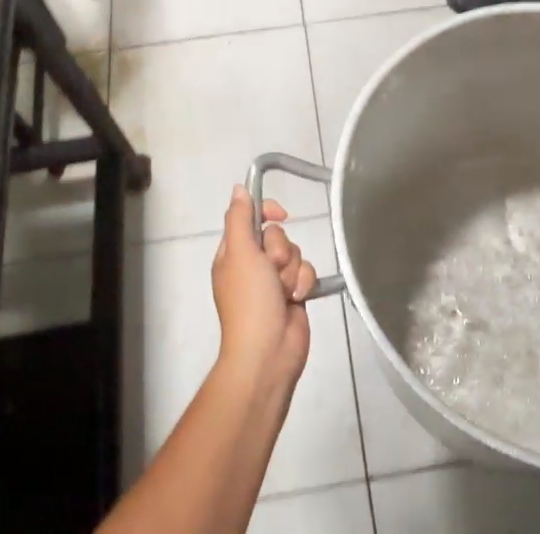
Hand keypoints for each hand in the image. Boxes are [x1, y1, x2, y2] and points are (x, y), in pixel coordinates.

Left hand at [212, 186, 317, 384]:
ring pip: (294, 253)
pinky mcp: (294, 293)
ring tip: (285, 292)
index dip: (267, 211)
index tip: (281, 214)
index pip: (250, 217)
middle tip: (272, 269)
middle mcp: (252, 264)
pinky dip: (304, 284)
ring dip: (293, 270)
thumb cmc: (249, 300)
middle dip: (280, 251)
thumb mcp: (240, 254)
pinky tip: (297, 299)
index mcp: (233, 253)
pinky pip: (306, 272)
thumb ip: (240, 219)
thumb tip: (238, 189)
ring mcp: (274, 280)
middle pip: (277, 235)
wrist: (269, 350)